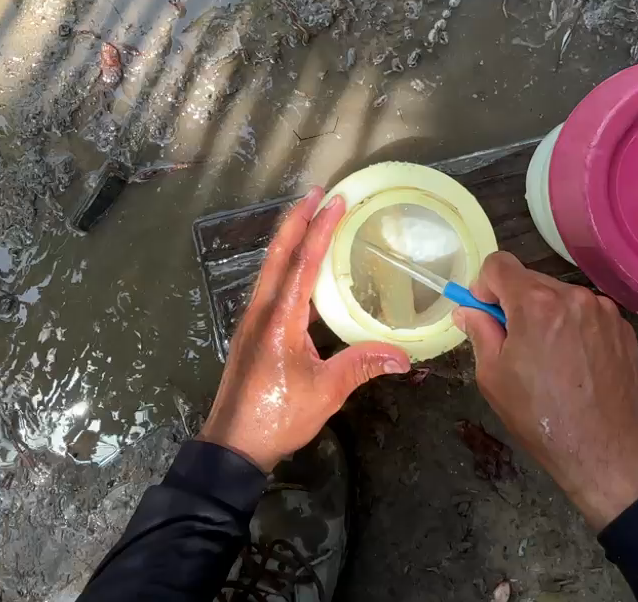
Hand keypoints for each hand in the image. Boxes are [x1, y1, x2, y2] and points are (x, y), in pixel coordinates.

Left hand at [201, 187, 411, 469]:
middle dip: (298, 219)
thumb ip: (362, 366)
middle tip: (318, 192)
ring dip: (290, 237)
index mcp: (281, 317)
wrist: (232, 444)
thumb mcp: (326, 391)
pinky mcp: (253, 329)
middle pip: (279, 253)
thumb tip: (404, 356)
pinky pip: (270, 282)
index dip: (320, 229)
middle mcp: (263, 308)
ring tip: (309, 216)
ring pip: (272, 265)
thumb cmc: (278, 415)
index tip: (334, 201)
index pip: (303, 262)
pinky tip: (299, 265)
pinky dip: (286, 261)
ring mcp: (253, 317)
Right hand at [452, 252, 637, 526]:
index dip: (484, 285)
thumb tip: (468, 310)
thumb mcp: (493, 376)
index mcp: (535, 303)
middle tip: (516, 344)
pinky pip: (586, 314)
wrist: (609, 455)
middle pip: (530, 280)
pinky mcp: (623, 328)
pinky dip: (574, 327)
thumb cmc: (542, 418)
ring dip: (547, 315)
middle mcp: (572, 296)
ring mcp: (603, 310)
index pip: (498, 264)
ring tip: (550, 359)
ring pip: (559, 297)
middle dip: (516, 303)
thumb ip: (479, 332)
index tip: (486, 314)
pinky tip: (577, 364)